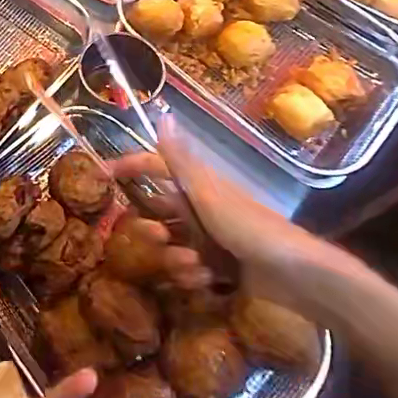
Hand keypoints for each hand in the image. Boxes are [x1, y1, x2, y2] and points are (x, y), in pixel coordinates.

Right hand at [108, 115, 375, 309]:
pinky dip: (193, 277)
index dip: (131, 167)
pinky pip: (189, 269)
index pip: (157, 167)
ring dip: (176, 259)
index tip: (102, 175)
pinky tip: (206, 281)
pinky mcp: (219, 267)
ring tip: (192, 267)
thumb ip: (181, 160)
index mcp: (199, 185)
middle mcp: (202, 208)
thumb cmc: (249, 227)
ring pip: (172, 245)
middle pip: (160, 212)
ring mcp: (211, 238)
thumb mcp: (208, 192)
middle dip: (152, 228)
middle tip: (155, 238)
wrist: (295, 275)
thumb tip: (162, 115)